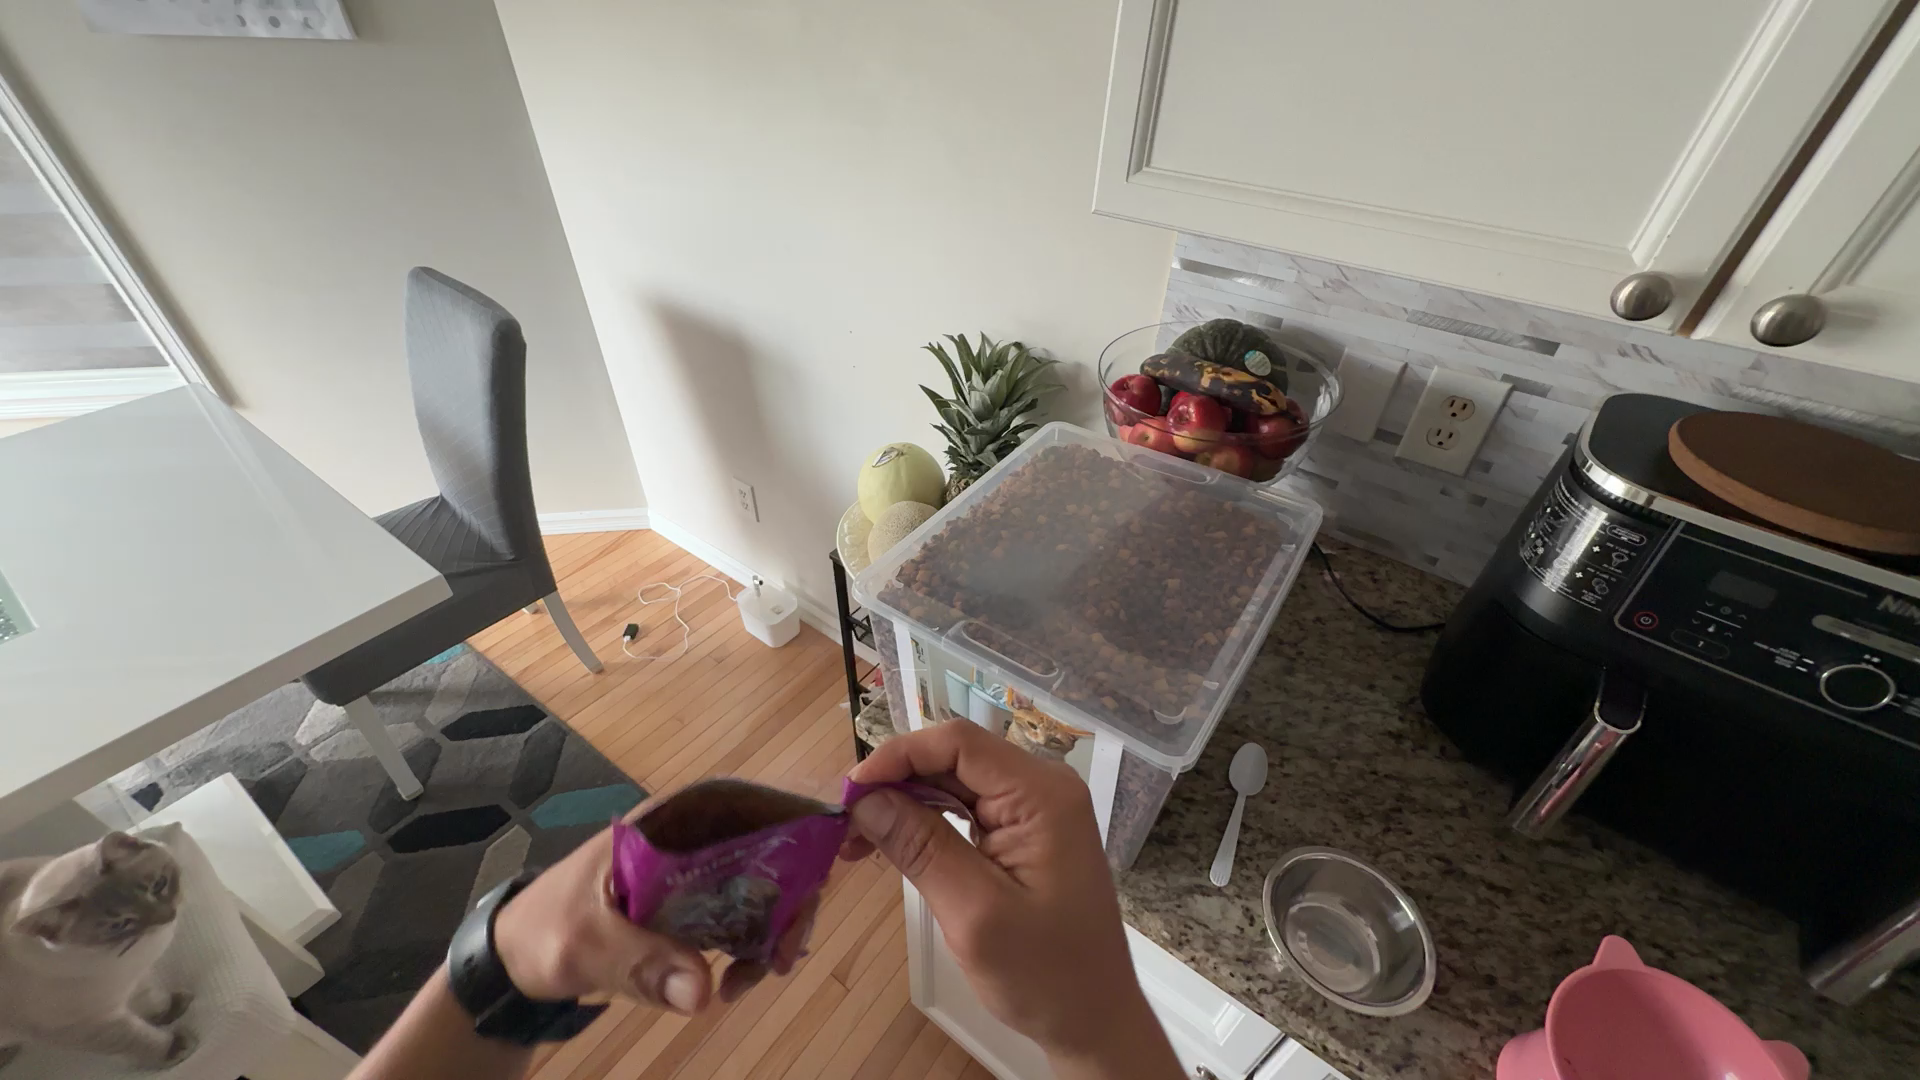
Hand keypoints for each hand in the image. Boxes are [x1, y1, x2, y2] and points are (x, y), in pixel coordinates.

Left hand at [492, 820, 815, 1014]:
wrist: (513, 958)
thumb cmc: (546, 928)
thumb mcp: (583, 943)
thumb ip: (640, 962)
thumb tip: (704, 993)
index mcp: (676, 817)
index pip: (753, 804)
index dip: (794, 831)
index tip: (809, 884)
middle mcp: (699, 832)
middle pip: (772, 847)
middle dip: (791, 896)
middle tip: (786, 954)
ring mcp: (701, 866)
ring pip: (765, 883)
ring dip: (775, 927)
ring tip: (754, 978)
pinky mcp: (698, 901)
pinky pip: (745, 914)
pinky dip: (754, 944)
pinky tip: (738, 979)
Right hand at [843, 722, 1175, 1072]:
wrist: (1095, 1017)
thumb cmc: (1044, 973)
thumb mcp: (975, 913)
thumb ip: (920, 846)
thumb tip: (865, 798)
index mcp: (1041, 793)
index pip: (959, 743)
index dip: (899, 754)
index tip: (851, 790)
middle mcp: (1042, 783)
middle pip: (955, 757)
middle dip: (897, 781)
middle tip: (846, 821)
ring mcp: (1035, 804)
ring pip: (956, 778)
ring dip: (906, 800)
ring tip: (859, 837)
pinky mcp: (1024, 825)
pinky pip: (967, 804)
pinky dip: (927, 818)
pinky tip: (895, 839)